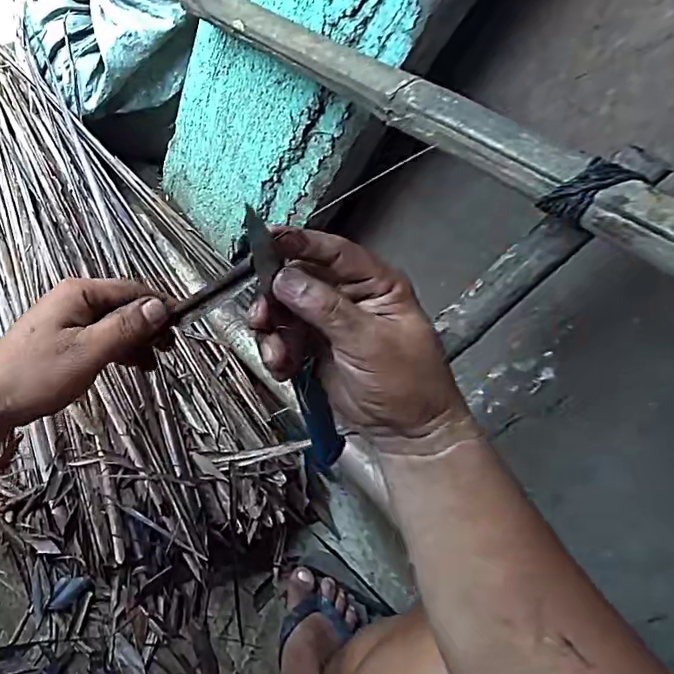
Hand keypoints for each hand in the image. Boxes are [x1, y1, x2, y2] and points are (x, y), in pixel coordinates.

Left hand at [0, 278, 169, 430]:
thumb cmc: (34, 375)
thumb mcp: (87, 352)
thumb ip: (125, 328)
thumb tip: (159, 307)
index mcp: (79, 293)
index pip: (131, 290)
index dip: (159, 307)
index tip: (182, 325)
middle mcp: (73, 299)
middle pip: (122, 305)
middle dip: (148, 325)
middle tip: (169, 349)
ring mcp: (66, 319)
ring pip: (112, 323)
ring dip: (134, 340)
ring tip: (153, 362)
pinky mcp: (61, 338)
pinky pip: (99, 336)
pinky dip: (117, 349)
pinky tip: (129, 364)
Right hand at [247, 229, 475, 454]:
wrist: (406, 435)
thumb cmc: (410, 386)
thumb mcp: (369, 341)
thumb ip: (325, 308)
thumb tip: (287, 278)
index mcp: (376, 285)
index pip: (334, 252)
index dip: (301, 243)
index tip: (271, 239)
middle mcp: (349, 297)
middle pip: (299, 279)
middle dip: (276, 296)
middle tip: (264, 313)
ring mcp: (328, 322)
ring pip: (285, 309)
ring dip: (273, 329)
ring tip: (278, 351)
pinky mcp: (313, 346)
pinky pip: (283, 338)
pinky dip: (277, 351)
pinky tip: (285, 366)